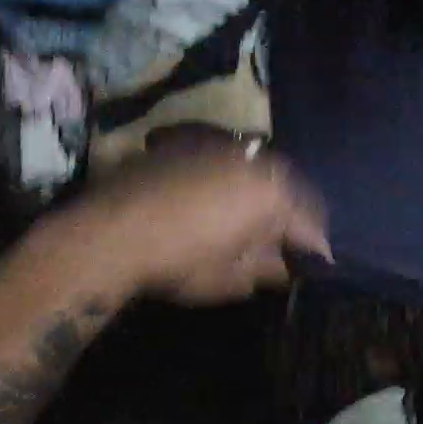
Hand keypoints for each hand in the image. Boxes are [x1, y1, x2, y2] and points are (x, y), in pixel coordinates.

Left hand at [63, 147, 330, 303]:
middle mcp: (256, 160)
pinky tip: (216, 204)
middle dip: (291, 217)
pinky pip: (226, 163)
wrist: (106, 234)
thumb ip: (272, 268)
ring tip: (250, 223)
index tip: (315, 269)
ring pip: (258, 172)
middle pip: (289, 190)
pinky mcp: (190, 144)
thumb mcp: (234, 279)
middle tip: (284, 245)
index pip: (312, 224)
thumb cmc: (180, 260)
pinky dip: (231, 182)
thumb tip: (290, 265)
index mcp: (276, 193)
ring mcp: (222, 147)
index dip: (315, 250)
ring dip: (261, 196)